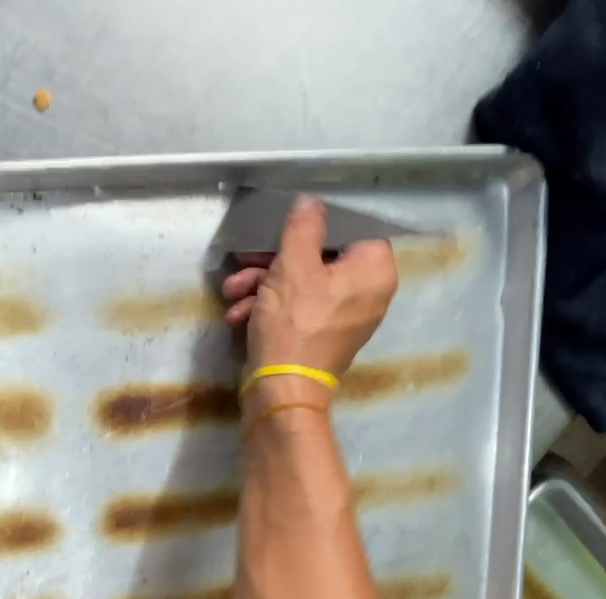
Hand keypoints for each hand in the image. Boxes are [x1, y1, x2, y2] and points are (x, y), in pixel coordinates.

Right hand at [221, 197, 398, 386]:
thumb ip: (303, 228)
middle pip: (320, 258)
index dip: (312, 227)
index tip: (279, 231)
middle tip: (243, 262)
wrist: (281, 390)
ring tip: (232, 293)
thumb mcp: (291, 267)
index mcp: (373, 270)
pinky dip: (269, 309)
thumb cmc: (293, 324)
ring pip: (302, 286)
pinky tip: (239, 317)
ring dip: (262, 286)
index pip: (350, 229)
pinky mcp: (321, 337)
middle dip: (273, 262)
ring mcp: (344, 318)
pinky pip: (298, 311)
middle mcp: (367, 292)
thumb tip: (310, 202)